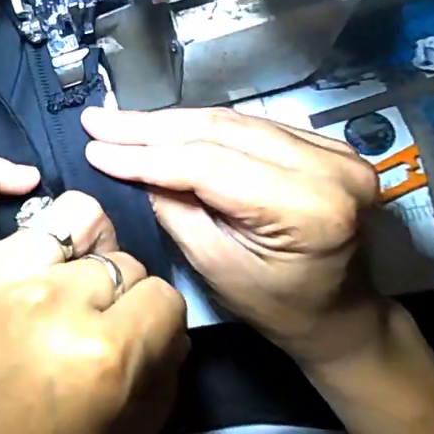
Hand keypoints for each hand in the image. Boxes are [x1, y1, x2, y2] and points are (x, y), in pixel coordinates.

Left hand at [0, 158, 188, 433]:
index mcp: (101, 354)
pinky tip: (21, 182)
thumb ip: (160, 384)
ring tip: (70, 281)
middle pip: (122, 260)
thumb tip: (170, 331)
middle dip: (123, 298)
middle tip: (100, 332)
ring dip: (83, 248)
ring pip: (70, 215)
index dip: (161, 327)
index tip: (143, 348)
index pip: (164, 298)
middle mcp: (51, 299)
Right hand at [82, 106, 389, 369]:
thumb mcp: (215, 266)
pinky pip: (250, 125)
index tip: (94, 148)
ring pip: (232, 121)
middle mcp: (330, 166)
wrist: (339, 313)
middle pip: (221, 131)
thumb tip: (131, 166)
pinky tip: (162, 125)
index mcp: (309, 207)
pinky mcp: (324, 143)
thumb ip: (175, 209)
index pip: (209, 165)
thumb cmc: (277, 307)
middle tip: (98, 122)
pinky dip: (201, 126)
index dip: (145, 155)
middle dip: (150, 128)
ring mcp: (333, 149)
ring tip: (119, 122)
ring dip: (170, 122)